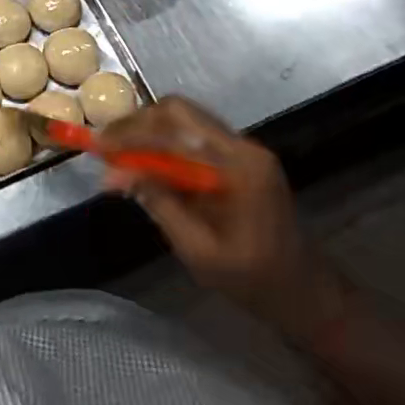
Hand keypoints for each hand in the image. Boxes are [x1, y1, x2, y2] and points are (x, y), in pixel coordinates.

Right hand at [98, 96, 341, 326]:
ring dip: (148, 133)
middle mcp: (243, 145)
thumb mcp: (199, 251)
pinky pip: (194, 139)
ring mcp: (243, 149)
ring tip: (118, 157)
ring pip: (184, 121)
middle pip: (179, 112)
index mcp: (240, 165)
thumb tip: (116, 173)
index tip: (99, 146)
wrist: (305, 292)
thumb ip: (160, 204)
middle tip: (105, 148)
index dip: (133, 133)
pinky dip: (165, 147)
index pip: (177, 127)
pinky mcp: (239, 159)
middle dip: (137, 125)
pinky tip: (146, 167)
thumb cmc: (254, 281)